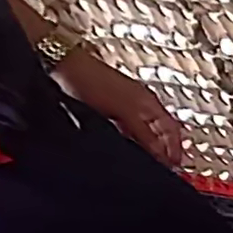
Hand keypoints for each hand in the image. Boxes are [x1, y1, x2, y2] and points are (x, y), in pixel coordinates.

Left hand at [56, 51, 184, 164]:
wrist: (57, 64)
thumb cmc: (91, 81)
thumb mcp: (125, 113)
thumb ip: (145, 135)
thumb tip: (162, 156)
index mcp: (150, 103)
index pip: (173, 131)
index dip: (175, 150)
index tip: (174, 168)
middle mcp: (141, 104)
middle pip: (161, 132)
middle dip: (163, 149)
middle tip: (162, 167)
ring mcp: (123, 105)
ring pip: (143, 131)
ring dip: (146, 146)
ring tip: (145, 160)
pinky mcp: (105, 108)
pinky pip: (126, 129)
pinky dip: (130, 140)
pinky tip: (124, 146)